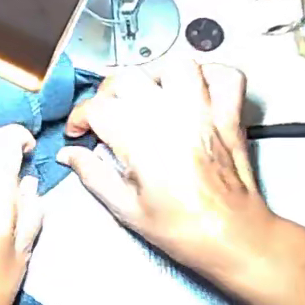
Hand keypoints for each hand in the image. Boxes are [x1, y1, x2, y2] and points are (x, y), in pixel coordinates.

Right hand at [57, 61, 304, 304]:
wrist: (235, 239)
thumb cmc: (184, 230)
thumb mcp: (125, 209)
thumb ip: (93, 175)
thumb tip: (69, 156)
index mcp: (142, 141)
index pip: (97, 108)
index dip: (79, 118)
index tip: (79, 133)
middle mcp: (171, 119)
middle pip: (128, 79)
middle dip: (108, 95)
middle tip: (105, 116)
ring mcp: (203, 114)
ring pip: (174, 65)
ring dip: (154, 75)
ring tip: (145, 95)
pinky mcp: (229, 117)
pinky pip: (224, 76)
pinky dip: (208, 74)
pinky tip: (191, 88)